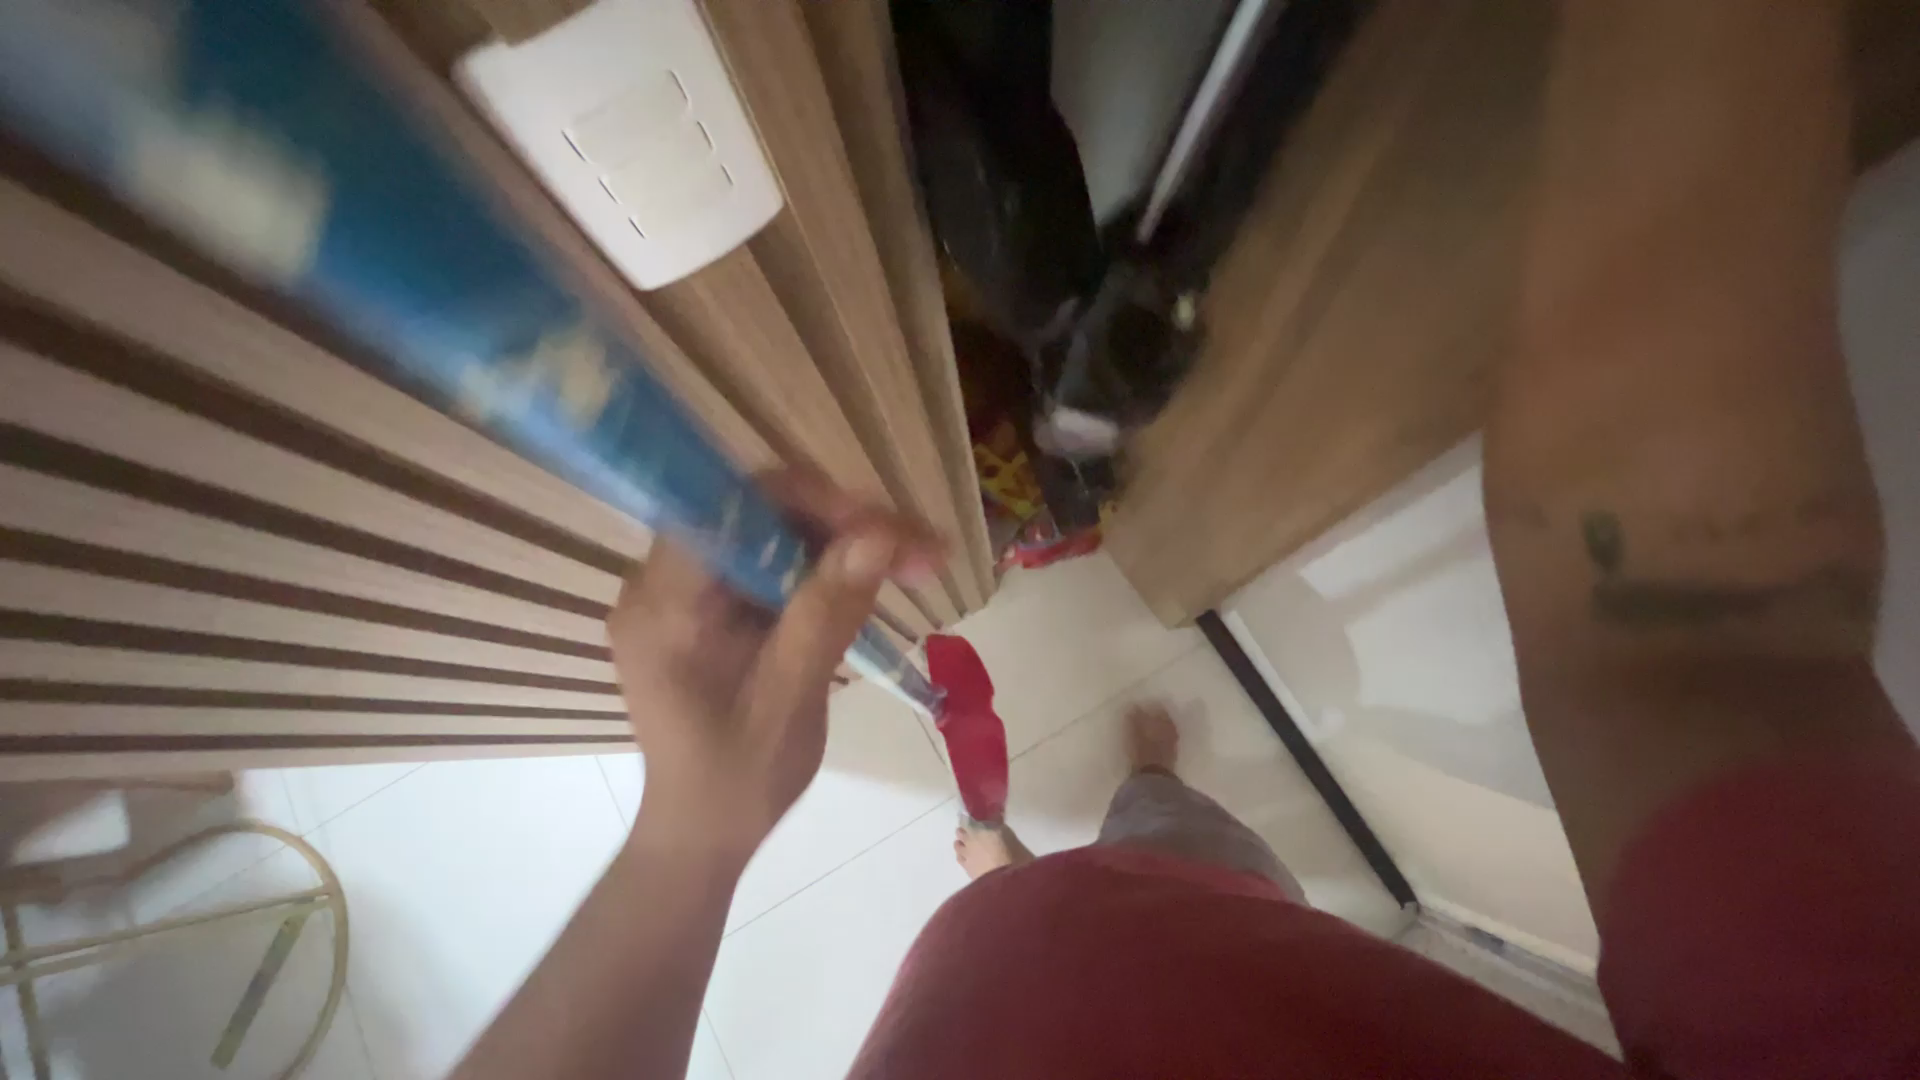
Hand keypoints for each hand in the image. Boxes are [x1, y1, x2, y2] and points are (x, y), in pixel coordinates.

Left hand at [606, 469, 943, 856]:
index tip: (876, 528)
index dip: (806, 501)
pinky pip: (774, 565)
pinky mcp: (715, 608)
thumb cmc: (738, 779)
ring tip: (914, 560)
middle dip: (841, 523)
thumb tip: (879, 535)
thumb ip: (826, 613)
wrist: (706, 830)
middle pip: (757, 515)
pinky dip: (828, 569)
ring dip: (844, 543)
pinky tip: (877, 579)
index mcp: (664, 604)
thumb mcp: (788, 700)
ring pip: (774, 535)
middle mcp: (664, 583)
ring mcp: (689, 593)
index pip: (728, 509)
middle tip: (915, 548)